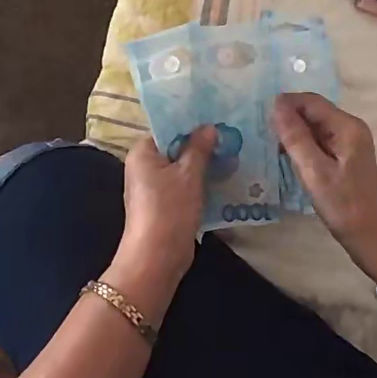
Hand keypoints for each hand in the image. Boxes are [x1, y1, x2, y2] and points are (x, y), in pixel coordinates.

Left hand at [116, 126, 216, 281]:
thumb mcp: (188, 175)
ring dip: (204, 166)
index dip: (191, 124)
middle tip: (231, 137)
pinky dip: (201, 184)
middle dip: (201, 146)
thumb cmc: (169, 209)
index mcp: (142, 153)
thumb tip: (208, 127)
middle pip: (175, 149)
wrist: (157, 258)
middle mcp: (143, 167)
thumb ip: (199, 148)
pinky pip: (184, 187)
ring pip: (182, 169)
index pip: (167, 129)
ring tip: (234, 155)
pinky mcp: (165, 205)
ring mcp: (153, 188)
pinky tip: (225, 180)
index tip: (217, 119)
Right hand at [271, 93, 376, 258]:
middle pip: (313, 111)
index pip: (311, 101)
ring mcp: (348, 142)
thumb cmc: (342, 203)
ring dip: (292, 132)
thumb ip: (295, 136)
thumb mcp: (314, 170)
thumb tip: (277, 106)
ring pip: (313, 126)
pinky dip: (301, 144)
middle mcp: (350, 128)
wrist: (368, 234)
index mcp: (347, 127)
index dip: (285, 104)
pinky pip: (317, 140)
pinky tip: (286, 156)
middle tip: (262, 132)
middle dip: (288, 118)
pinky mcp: (343, 156)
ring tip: (269, 144)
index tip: (260, 116)